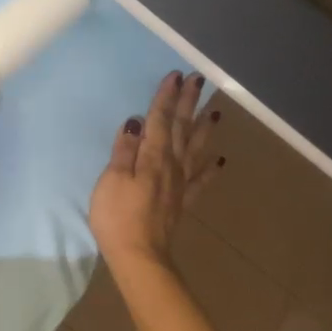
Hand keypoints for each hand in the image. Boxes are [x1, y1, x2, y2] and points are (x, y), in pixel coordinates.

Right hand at [91, 71, 221, 268]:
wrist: (138, 254)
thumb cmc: (117, 215)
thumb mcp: (112, 179)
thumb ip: (125, 150)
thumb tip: (136, 122)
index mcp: (152, 157)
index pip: (160, 120)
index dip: (166, 97)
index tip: (176, 75)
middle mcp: (171, 165)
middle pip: (181, 129)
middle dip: (188, 104)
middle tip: (199, 81)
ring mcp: (180, 184)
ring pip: (195, 149)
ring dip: (204, 128)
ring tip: (214, 110)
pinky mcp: (182, 201)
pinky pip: (200, 180)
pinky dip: (210, 168)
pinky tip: (219, 159)